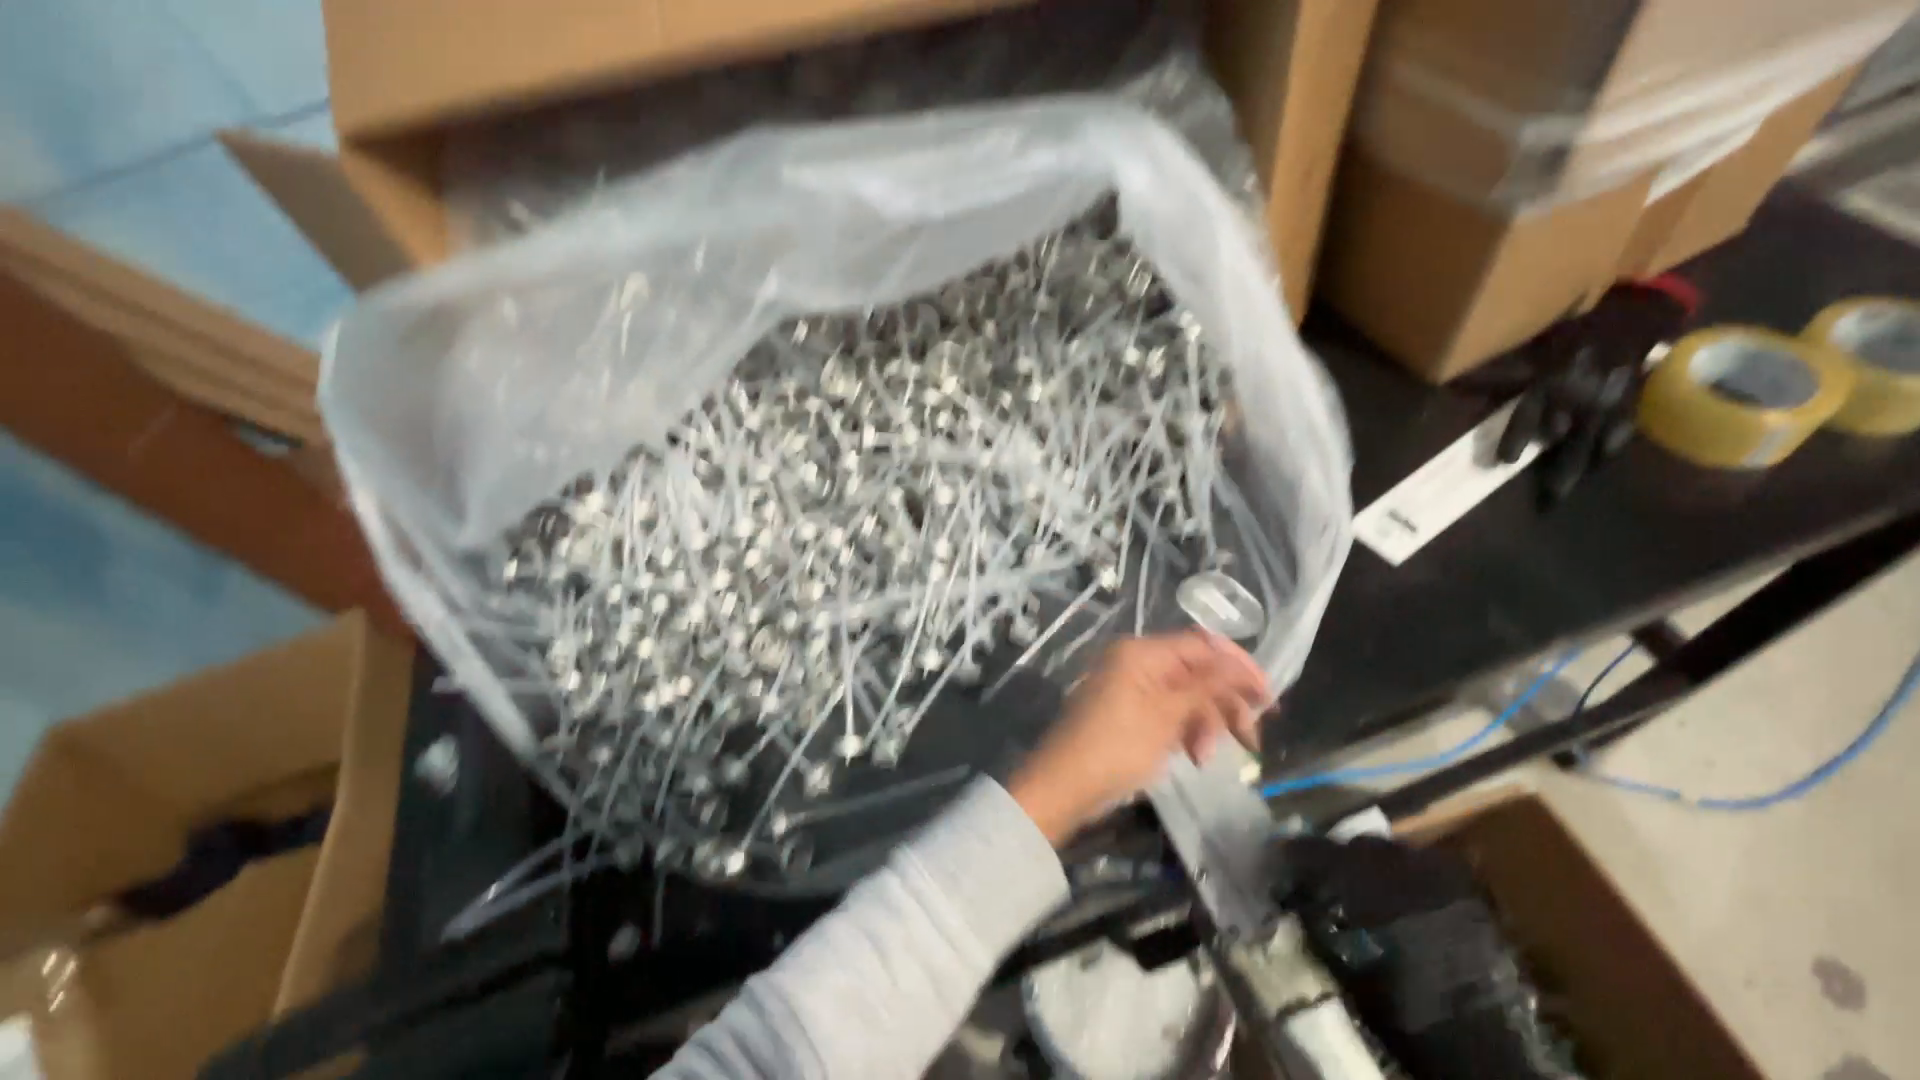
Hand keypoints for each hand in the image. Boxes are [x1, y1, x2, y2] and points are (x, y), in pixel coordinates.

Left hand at [1006, 631, 1269, 845]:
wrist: (1063, 787)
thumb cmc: (1116, 746)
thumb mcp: (1168, 716)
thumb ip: (1208, 686)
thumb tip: (1240, 663)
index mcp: (1142, 652)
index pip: (1203, 645)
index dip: (1239, 667)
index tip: (1268, 698)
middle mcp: (1136, 662)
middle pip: (1197, 672)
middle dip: (1224, 703)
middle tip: (1250, 738)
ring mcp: (1131, 688)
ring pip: (1185, 697)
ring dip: (1205, 724)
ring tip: (1205, 758)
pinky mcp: (1128, 714)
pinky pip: (1168, 714)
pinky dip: (1184, 732)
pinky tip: (1193, 756)